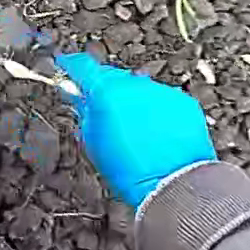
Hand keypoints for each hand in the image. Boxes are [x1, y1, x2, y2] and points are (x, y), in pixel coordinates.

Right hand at [57, 52, 215, 205]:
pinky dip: (156, 110)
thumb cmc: (130, 172)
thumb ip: (85, 114)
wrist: (173, 184)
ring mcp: (160, 91)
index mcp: (107, 93)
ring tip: (134, 130)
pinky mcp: (182, 101)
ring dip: (132, 100)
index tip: (67, 65)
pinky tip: (155, 132)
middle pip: (112, 76)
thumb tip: (80, 98)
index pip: (83, 67)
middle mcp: (134, 85)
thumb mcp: (93, 143)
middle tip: (102, 109)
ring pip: (139, 88)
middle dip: (105, 89)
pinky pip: (162, 98)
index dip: (71, 65)